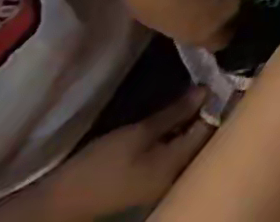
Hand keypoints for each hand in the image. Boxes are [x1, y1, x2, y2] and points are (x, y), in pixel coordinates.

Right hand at [12, 89, 213, 220]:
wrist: (58, 202)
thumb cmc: (101, 165)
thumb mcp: (139, 133)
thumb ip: (175, 113)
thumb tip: (205, 91)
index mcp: (177, 166)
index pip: (209, 128)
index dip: (216, 102)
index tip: (220, 77)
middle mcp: (176, 176)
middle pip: (202, 137)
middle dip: (207, 110)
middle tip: (212, 81)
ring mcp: (162, 181)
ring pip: (189, 144)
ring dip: (193, 120)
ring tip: (198, 92)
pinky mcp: (149, 180)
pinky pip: (175, 152)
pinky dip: (180, 133)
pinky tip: (178, 116)